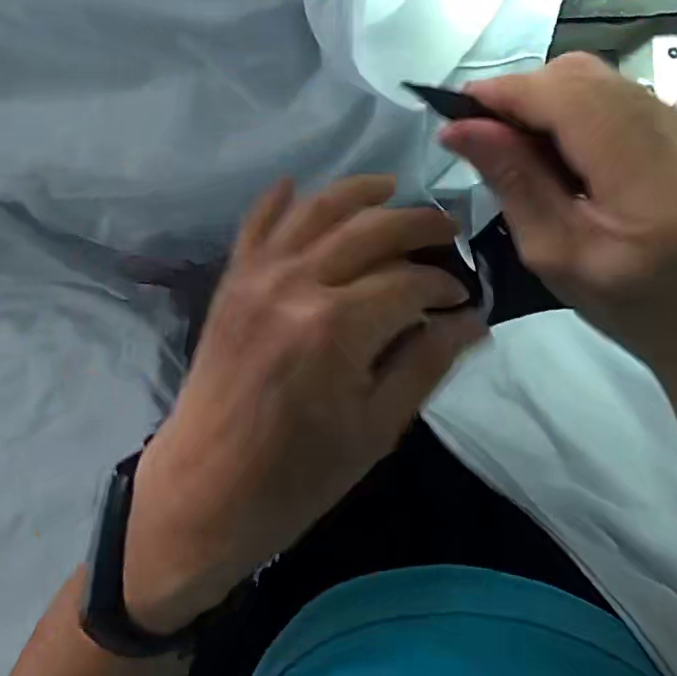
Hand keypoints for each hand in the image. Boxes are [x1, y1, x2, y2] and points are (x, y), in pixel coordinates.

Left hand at [122, 176, 484, 633]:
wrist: (204, 492)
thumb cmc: (298, 475)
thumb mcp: (376, 429)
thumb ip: (426, 364)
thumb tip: (472, 322)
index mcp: (338, 326)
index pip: (409, 282)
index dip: (444, 284)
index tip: (463, 296)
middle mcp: (298, 283)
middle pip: (370, 229)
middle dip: (418, 222)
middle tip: (448, 228)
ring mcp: (258, 275)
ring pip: (317, 210)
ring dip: (358, 191)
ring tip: (391, 186)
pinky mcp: (232, 280)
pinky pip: (256, 224)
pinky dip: (277, 200)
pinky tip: (296, 183)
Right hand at [437, 53, 676, 368]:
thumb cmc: (618, 302)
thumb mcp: (549, 253)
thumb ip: (511, 181)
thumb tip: (460, 124)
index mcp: (657, 192)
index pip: (576, 104)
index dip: (514, 92)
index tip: (463, 105)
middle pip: (588, 79)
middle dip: (527, 94)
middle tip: (490, 129)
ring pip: (602, 78)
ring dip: (552, 100)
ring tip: (531, 143)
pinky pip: (621, 92)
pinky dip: (581, 109)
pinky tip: (572, 147)